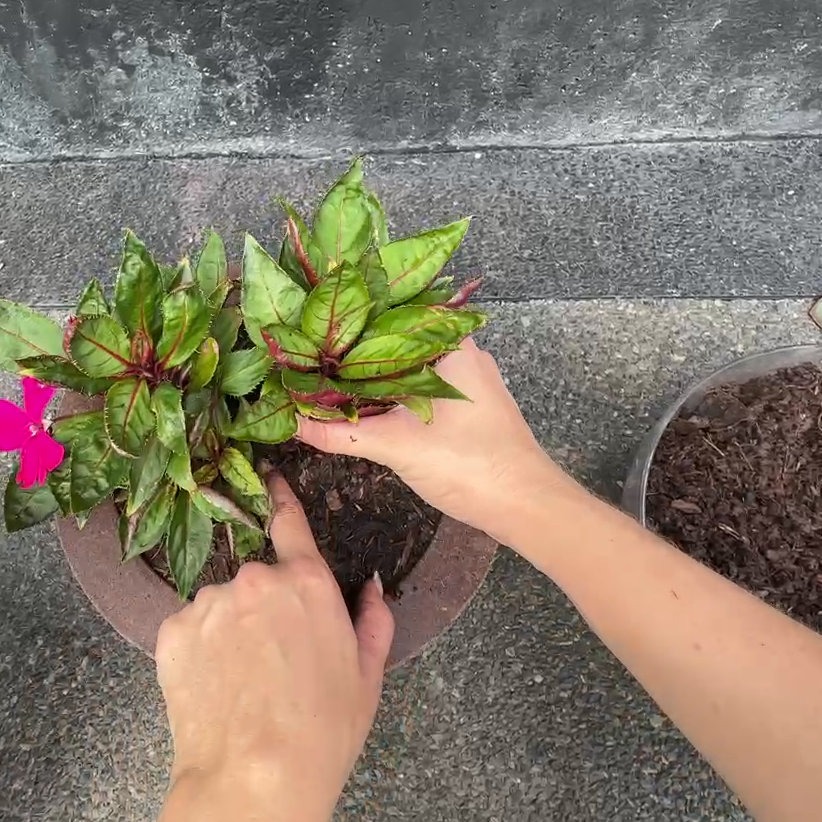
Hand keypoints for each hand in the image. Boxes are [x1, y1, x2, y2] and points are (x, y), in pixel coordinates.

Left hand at [144, 476, 392, 821]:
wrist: (256, 777)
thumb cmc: (323, 731)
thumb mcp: (367, 677)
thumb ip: (372, 619)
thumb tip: (371, 583)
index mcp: (306, 582)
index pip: (289, 522)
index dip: (279, 496)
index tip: (268, 475)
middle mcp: (255, 579)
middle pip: (256, 581)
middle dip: (261, 609)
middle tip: (269, 661)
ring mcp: (210, 601)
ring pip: (220, 605)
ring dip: (228, 630)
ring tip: (240, 682)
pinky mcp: (173, 628)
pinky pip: (189, 630)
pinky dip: (198, 651)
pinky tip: (213, 687)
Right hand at [295, 339, 579, 542]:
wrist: (528, 508)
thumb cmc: (472, 464)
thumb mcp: (398, 445)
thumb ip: (342, 433)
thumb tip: (292, 422)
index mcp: (450, 346)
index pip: (393, 313)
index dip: (352, 320)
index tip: (317, 326)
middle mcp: (462, 354)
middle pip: (398, 340)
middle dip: (358, 350)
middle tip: (316, 355)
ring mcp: (468, 382)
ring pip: (410, 367)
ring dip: (376, 375)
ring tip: (332, 379)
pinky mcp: (469, 408)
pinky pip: (422, 388)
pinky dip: (394, 394)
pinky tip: (368, 407)